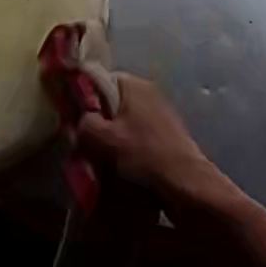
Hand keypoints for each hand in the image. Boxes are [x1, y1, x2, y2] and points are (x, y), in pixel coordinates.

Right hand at [75, 73, 226, 199]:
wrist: (189, 186)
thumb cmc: (145, 155)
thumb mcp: (104, 139)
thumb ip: (84, 124)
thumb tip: (80, 123)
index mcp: (132, 83)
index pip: (98, 80)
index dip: (83, 100)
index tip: (76, 122)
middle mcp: (147, 91)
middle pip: (111, 102)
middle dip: (99, 123)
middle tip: (88, 145)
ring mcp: (160, 113)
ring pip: (124, 121)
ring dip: (113, 139)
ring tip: (105, 161)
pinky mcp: (167, 134)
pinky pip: (138, 136)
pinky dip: (129, 149)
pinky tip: (124, 168)